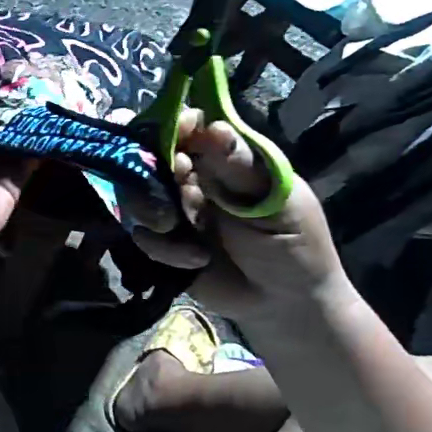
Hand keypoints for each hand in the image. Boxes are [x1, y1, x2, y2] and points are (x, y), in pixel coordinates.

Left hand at [0, 89, 33, 262]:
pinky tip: (55, 126)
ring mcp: (1, 161)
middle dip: (13, 105)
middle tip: (31, 79)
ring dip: (31, 121)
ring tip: (48, 96)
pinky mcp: (17, 178)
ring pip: (19, 135)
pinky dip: (42, 144)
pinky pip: (32, 158)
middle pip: (1, 121)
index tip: (1, 73)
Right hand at [123, 109, 354, 319]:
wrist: (287, 306)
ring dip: (154, 211)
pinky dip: (164, 248)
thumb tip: (213, 127)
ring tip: (178, 228)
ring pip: (135, 194)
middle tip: (183, 191)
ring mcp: (172, 209)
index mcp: (223, 158)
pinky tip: (196, 259)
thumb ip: (241, 167)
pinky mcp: (161, 242)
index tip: (175, 135)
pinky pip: (141, 235)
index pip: (187, 126)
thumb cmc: (295, 245)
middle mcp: (191, 177)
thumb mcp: (277, 202)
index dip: (172, 125)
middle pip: (148, 155)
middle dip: (154, 172)